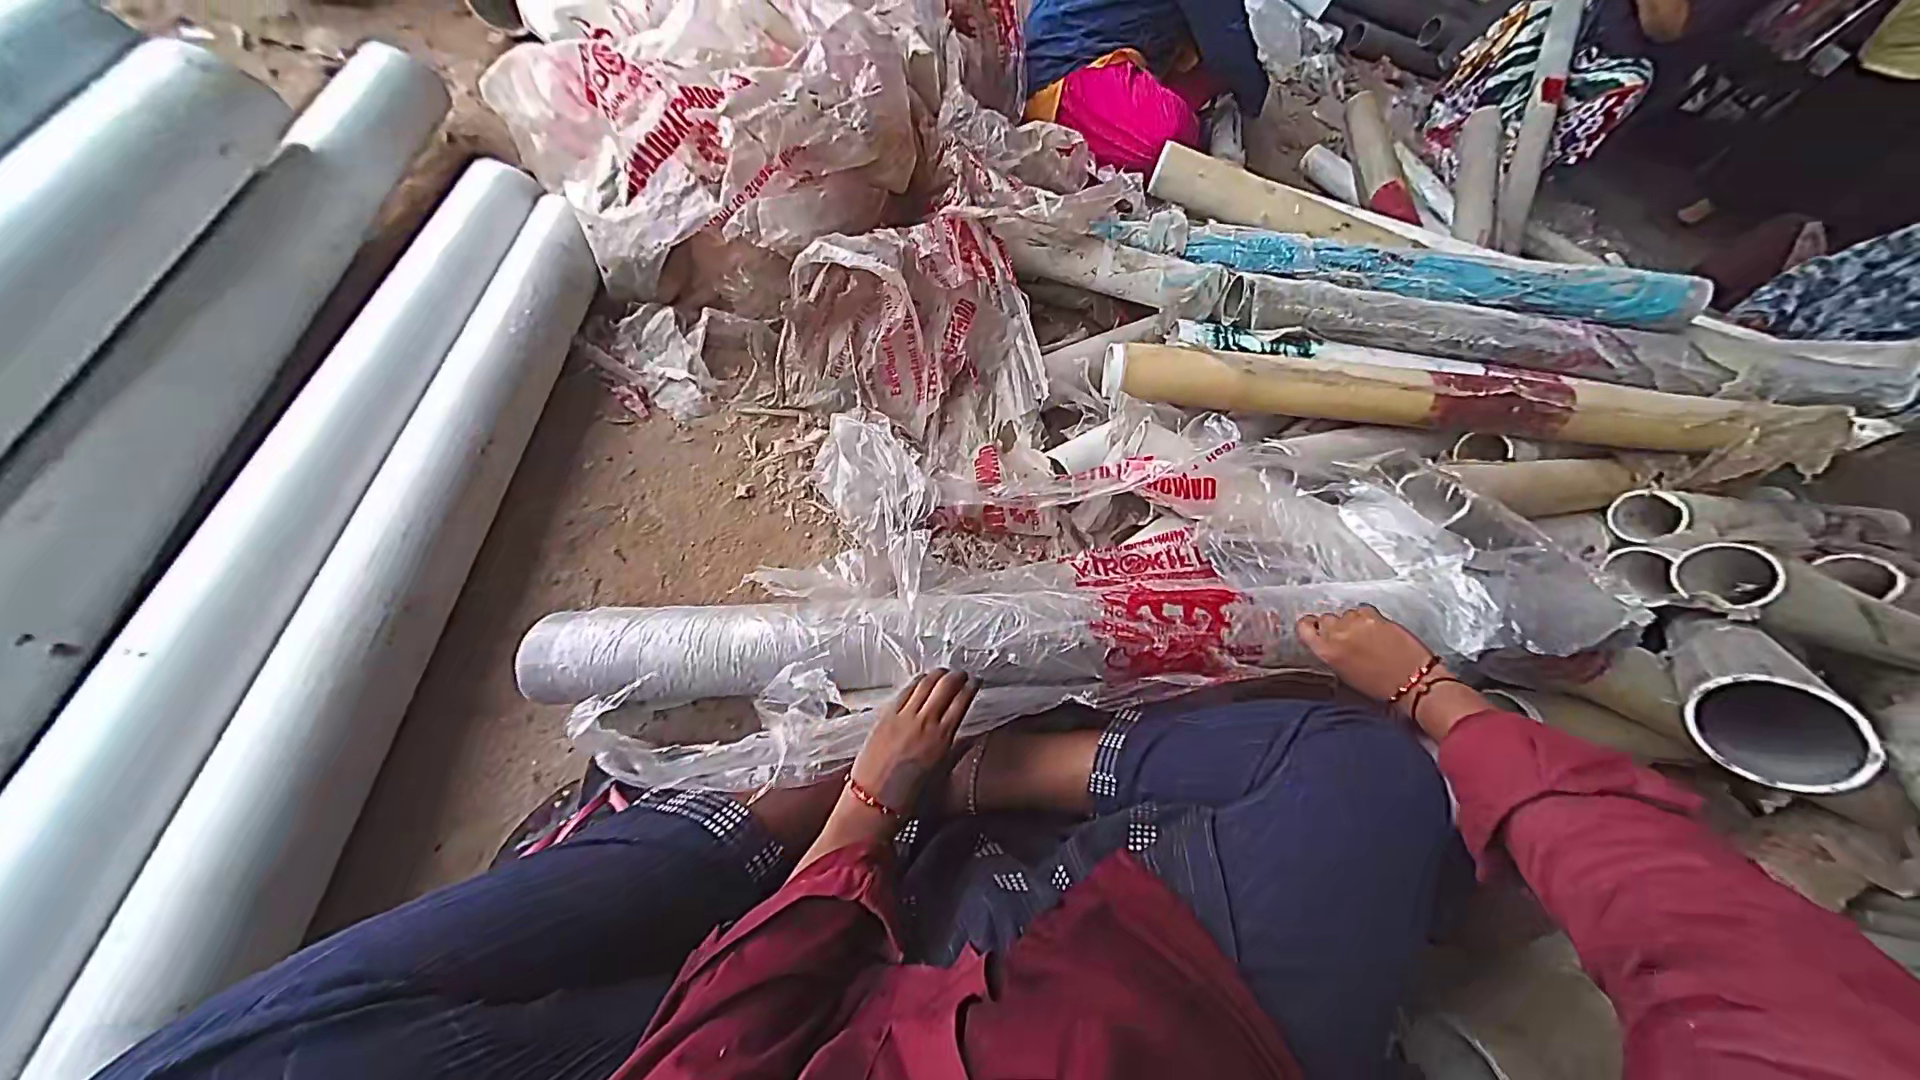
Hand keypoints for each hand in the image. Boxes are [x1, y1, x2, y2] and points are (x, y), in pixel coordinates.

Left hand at [850, 670, 976, 814]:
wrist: (874, 800)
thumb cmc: (907, 793)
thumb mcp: (940, 769)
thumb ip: (955, 748)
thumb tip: (967, 735)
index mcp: (942, 738)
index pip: (962, 700)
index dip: (971, 686)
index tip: (975, 682)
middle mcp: (925, 723)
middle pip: (946, 685)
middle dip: (957, 676)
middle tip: (961, 674)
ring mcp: (904, 716)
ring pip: (926, 682)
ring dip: (938, 674)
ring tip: (943, 673)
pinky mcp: (886, 715)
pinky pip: (906, 690)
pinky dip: (917, 681)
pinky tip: (921, 680)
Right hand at [1295, 605, 1488, 739]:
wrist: (1413, 682)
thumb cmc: (1377, 684)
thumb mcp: (1342, 672)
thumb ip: (1329, 651)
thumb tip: (1326, 639)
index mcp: (1325, 651)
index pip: (1304, 626)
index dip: (1310, 625)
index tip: (1316, 627)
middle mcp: (1336, 634)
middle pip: (1326, 618)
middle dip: (1335, 625)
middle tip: (1348, 636)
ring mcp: (1355, 623)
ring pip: (1346, 613)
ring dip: (1353, 621)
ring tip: (1367, 635)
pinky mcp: (1375, 616)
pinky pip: (1363, 610)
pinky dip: (1368, 617)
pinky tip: (1376, 629)